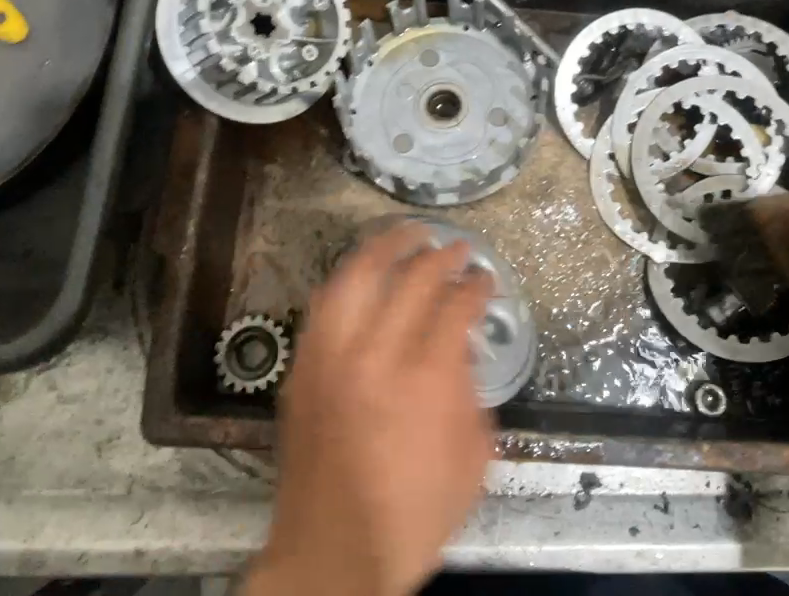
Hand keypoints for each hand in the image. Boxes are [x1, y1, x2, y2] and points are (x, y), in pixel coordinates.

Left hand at [241, 217, 495, 595]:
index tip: (485, 279)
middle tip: (458, 249)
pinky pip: (323, 305)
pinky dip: (348, 279)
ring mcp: (331, 358)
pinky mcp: (303, 369)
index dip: (476, 286)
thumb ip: (470, 392)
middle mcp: (375, 356)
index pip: (454, 306)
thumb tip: (460, 350)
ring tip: (408, 234)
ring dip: (386, 247)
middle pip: (410, 280)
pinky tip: (363, 274)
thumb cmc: (412, 515)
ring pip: (356, 277)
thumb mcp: (471, 459)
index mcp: (425, 380)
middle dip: (441, 256)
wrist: (333, 555)